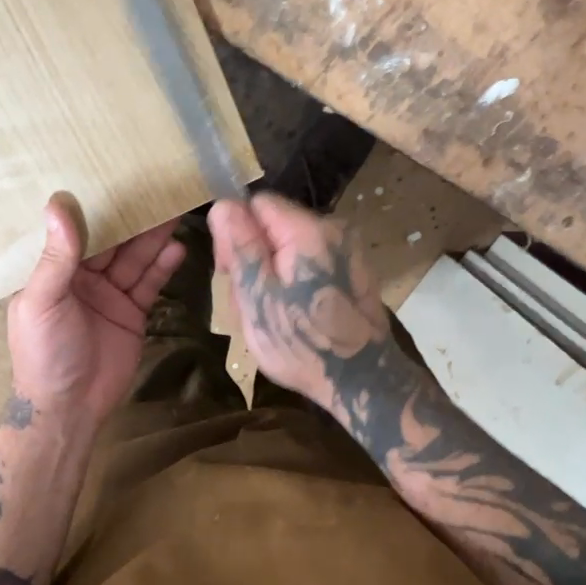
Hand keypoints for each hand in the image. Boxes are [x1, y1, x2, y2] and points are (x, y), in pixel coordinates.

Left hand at [8, 192, 184, 427]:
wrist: (68, 408)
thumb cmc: (44, 353)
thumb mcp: (43, 301)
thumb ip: (56, 256)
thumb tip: (58, 202)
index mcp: (52, 271)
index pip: (76, 230)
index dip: (95, 204)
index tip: (115, 172)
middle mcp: (80, 278)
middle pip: (111, 240)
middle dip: (132, 215)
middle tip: (157, 182)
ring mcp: (108, 295)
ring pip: (133, 259)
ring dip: (152, 236)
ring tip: (176, 206)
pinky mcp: (132, 314)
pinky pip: (148, 284)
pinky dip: (162, 267)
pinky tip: (177, 248)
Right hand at [207, 193, 392, 406]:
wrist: (362, 381)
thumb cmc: (302, 343)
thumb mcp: (257, 298)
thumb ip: (240, 248)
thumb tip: (223, 204)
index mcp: (307, 230)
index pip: (257, 203)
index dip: (235, 232)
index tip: (229, 271)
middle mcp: (333, 229)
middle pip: (273, 225)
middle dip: (252, 258)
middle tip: (246, 303)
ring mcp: (347, 250)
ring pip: (289, 247)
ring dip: (269, 275)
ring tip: (267, 315)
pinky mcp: (353, 271)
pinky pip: (309, 263)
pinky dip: (292, 283)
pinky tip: (291, 314)